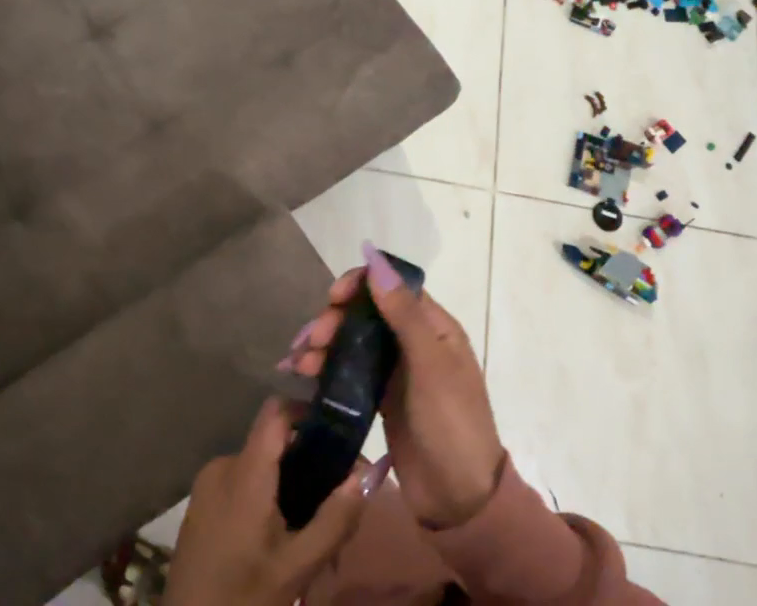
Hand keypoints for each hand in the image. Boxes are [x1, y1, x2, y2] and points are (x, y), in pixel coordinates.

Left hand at [165, 399, 380, 605]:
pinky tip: (282, 528)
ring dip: (288, 480)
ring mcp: (207, 484)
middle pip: (273, 442)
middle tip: (339, 492)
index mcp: (244, 472)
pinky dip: (266, 493)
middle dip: (309, 459)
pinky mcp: (200, 503)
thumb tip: (365, 474)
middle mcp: (222, 465)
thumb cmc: (244, 595)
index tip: (340, 429)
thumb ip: (335, 518)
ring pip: (259, 464)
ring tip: (314, 518)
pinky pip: (241, 481)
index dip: (308, 409)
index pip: (276, 411)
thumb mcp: (299, 565)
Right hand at [283, 242, 507, 529]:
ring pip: (353, 342)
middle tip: (311, 343)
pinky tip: (302, 375)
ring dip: (324, 345)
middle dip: (334, 320)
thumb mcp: (430, 367)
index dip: (359, 285)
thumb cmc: (451, 424)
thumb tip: (376, 259)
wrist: (459, 497)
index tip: (332, 298)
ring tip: (297, 363)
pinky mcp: (380, 398)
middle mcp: (414, 343)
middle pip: (366, 314)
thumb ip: (403, 314)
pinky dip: (326, 369)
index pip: (392, 288)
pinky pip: (349, 371)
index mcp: (434, 328)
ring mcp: (396, 371)